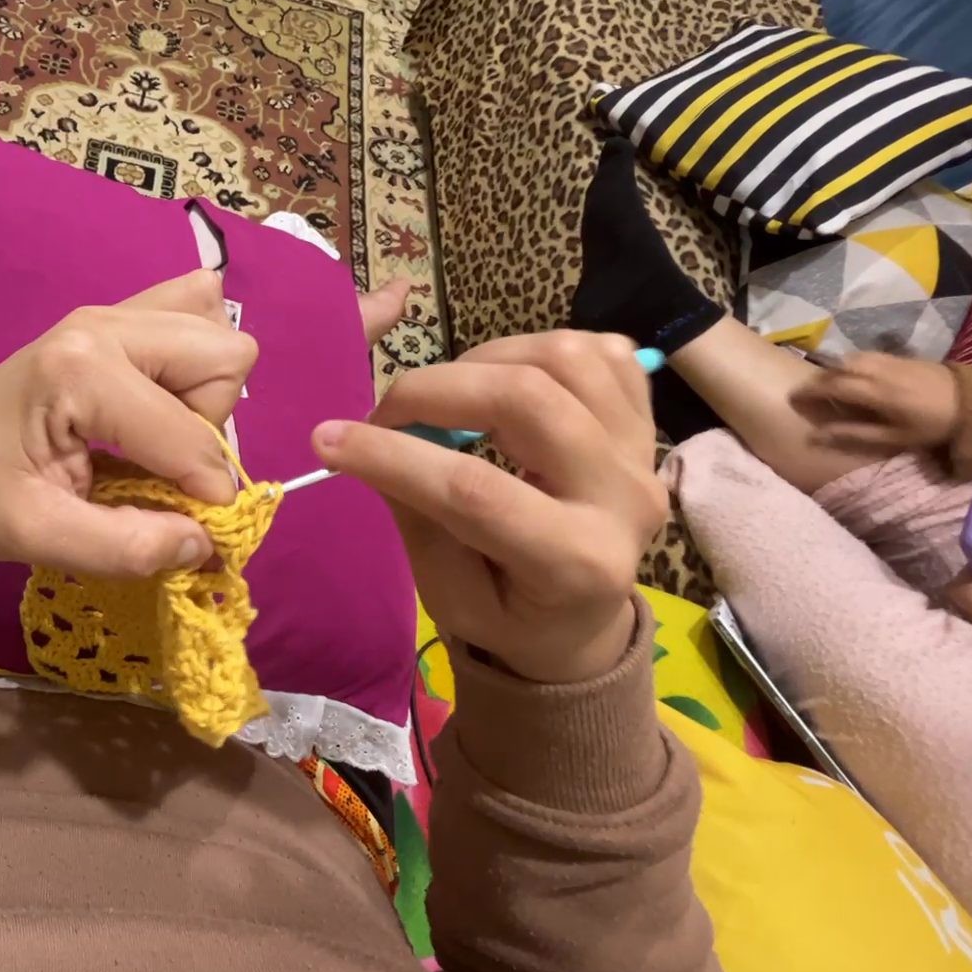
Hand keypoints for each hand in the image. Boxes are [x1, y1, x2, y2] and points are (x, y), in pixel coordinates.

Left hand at [0, 270, 256, 575]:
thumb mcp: (38, 536)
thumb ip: (125, 546)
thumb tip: (206, 543)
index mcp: (82, 371)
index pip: (192, 432)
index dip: (205, 493)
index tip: (183, 528)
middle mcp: (103, 324)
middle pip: (227, 356)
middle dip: (211, 427)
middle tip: (159, 468)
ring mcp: (107, 312)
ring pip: (217, 335)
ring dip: (205, 396)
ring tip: (152, 436)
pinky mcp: (110, 318)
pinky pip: (190, 312)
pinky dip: (193, 360)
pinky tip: (157, 396)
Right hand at [312, 331, 667, 682]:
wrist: (581, 620)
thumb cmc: (505, 614)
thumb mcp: (446, 594)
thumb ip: (415, 517)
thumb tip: (368, 445)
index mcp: (573, 563)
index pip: (472, 490)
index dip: (390, 456)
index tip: (327, 440)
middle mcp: (623, 499)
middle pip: (527, 399)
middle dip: (432, 390)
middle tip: (386, 414)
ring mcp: (642, 453)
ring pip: (566, 358)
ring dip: (482, 361)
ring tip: (445, 395)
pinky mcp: (645, 423)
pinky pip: (600, 352)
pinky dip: (535, 351)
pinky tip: (499, 380)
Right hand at [790, 352, 959, 456]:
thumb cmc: (933, 425)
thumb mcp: (894, 437)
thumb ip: (853, 434)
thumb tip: (813, 436)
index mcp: (877, 392)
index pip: (831, 386)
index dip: (808, 391)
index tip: (793, 398)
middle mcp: (881, 372)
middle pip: (839, 367)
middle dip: (820, 377)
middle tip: (811, 390)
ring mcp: (894, 362)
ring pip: (853, 357)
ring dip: (836, 367)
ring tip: (832, 380)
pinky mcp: (905, 357)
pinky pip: (869, 355)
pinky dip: (855, 362)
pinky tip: (857, 373)